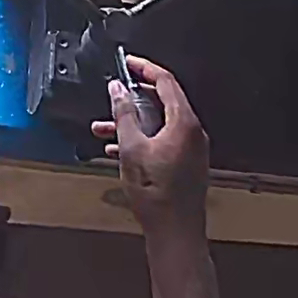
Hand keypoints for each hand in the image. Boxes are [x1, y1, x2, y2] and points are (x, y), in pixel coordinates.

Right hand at [92, 57, 208, 236]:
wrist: (175, 234)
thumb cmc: (156, 194)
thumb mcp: (131, 148)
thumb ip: (123, 114)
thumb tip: (117, 88)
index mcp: (183, 124)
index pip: (166, 81)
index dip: (144, 68)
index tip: (127, 62)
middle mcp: (192, 133)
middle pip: (162, 101)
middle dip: (133, 97)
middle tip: (114, 94)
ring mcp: (191, 149)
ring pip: (158, 122)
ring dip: (132, 121)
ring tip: (104, 127)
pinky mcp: (186, 163)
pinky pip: (162, 139)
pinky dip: (141, 137)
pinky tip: (117, 148)